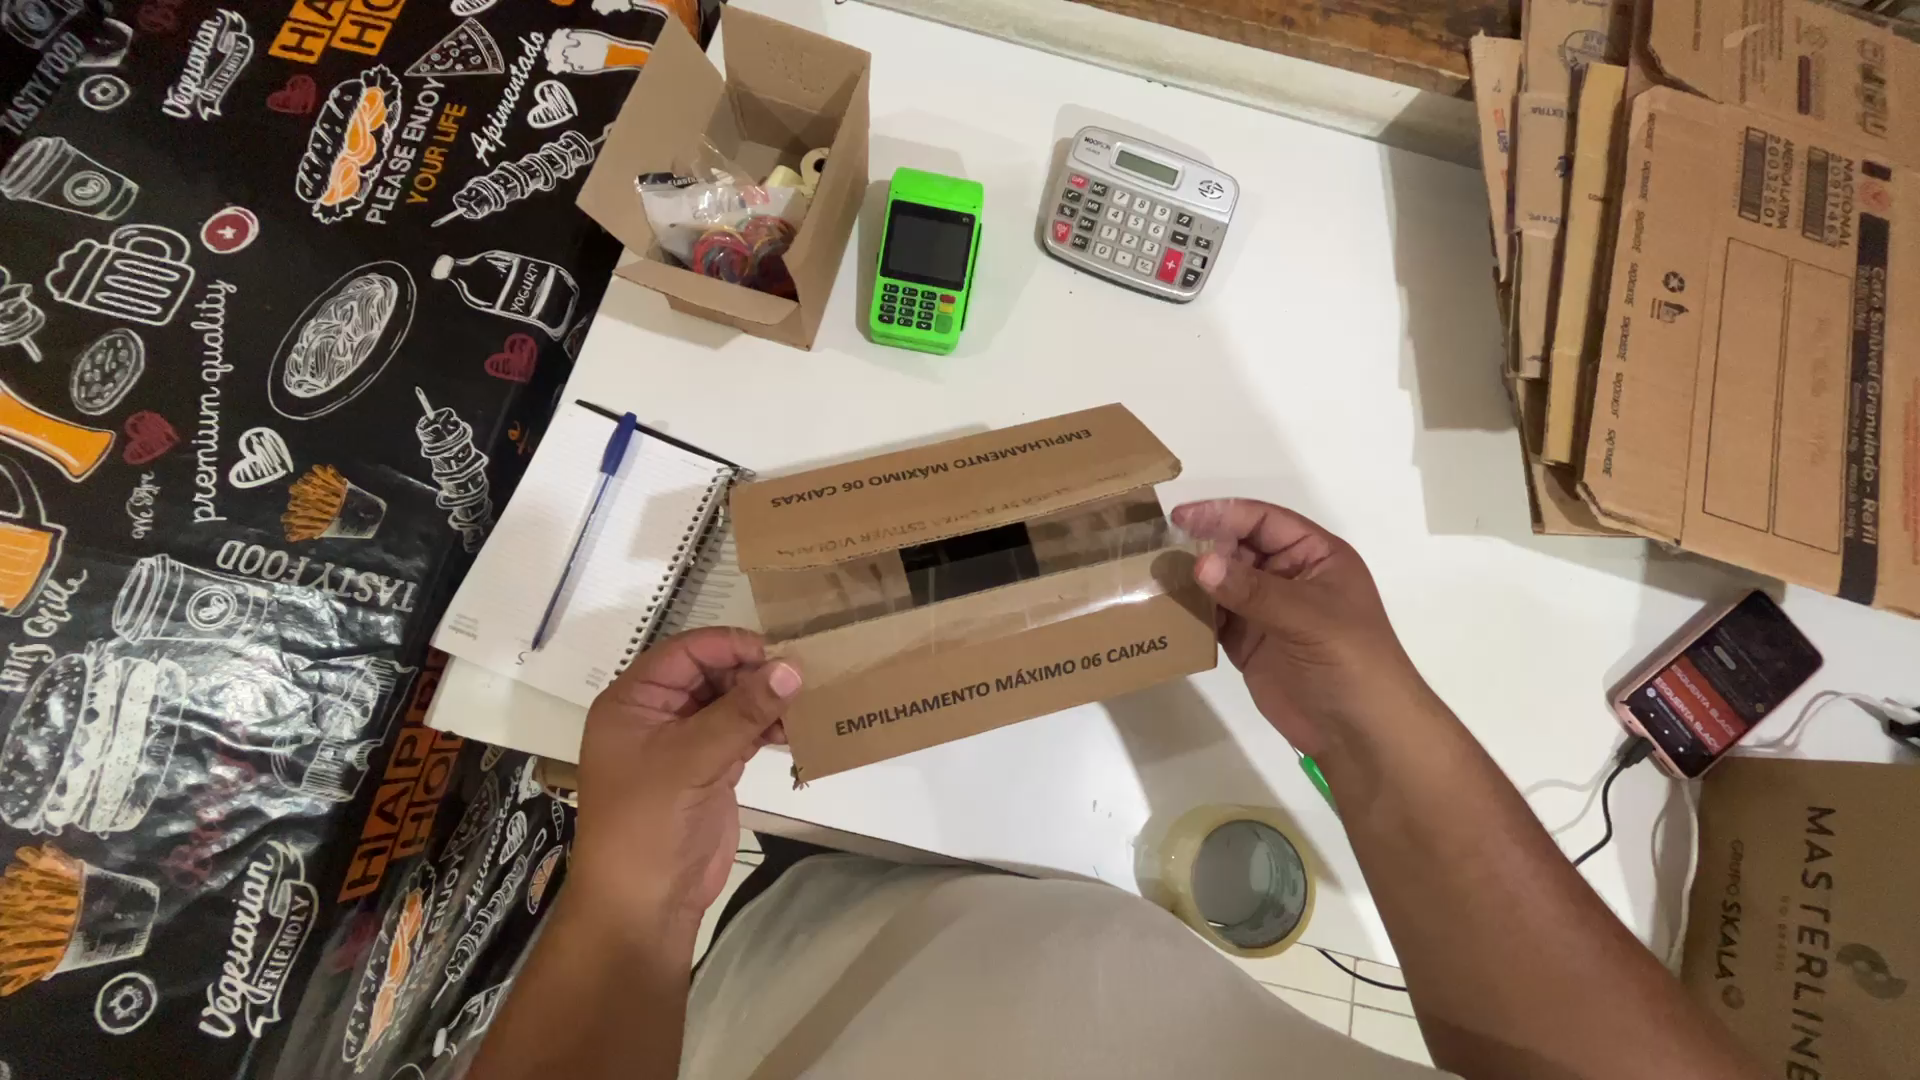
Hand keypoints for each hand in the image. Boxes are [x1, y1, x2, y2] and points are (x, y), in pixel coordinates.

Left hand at [570, 627, 799, 938]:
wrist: (644, 905)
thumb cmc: (649, 823)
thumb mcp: (692, 760)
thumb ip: (743, 711)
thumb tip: (791, 668)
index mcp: (634, 701)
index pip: (686, 652)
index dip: (730, 645)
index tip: (777, 651)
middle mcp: (657, 713)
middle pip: (712, 673)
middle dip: (754, 673)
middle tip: (800, 676)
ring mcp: (685, 741)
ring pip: (732, 702)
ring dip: (766, 700)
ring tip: (806, 700)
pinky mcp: (711, 766)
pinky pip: (743, 731)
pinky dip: (769, 727)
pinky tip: (798, 728)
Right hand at [1170, 499, 1437, 757]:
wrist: (1360, 734)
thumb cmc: (1351, 663)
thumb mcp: (1309, 618)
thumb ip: (1253, 590)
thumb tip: (1198, 564)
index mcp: (1314, 556)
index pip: (1262, 521)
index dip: (1221, 514)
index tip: (1178, 518)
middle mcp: (1287, 576)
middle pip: (1235, 547)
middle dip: (1198, 546)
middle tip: (1155, 549)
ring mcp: (1265, 610)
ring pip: (1219, 581)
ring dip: (1189, 579)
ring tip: (1151, 577)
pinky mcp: (1246, 641)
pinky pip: (1212, 617)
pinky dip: (1190, 613)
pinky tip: (1164, 611)